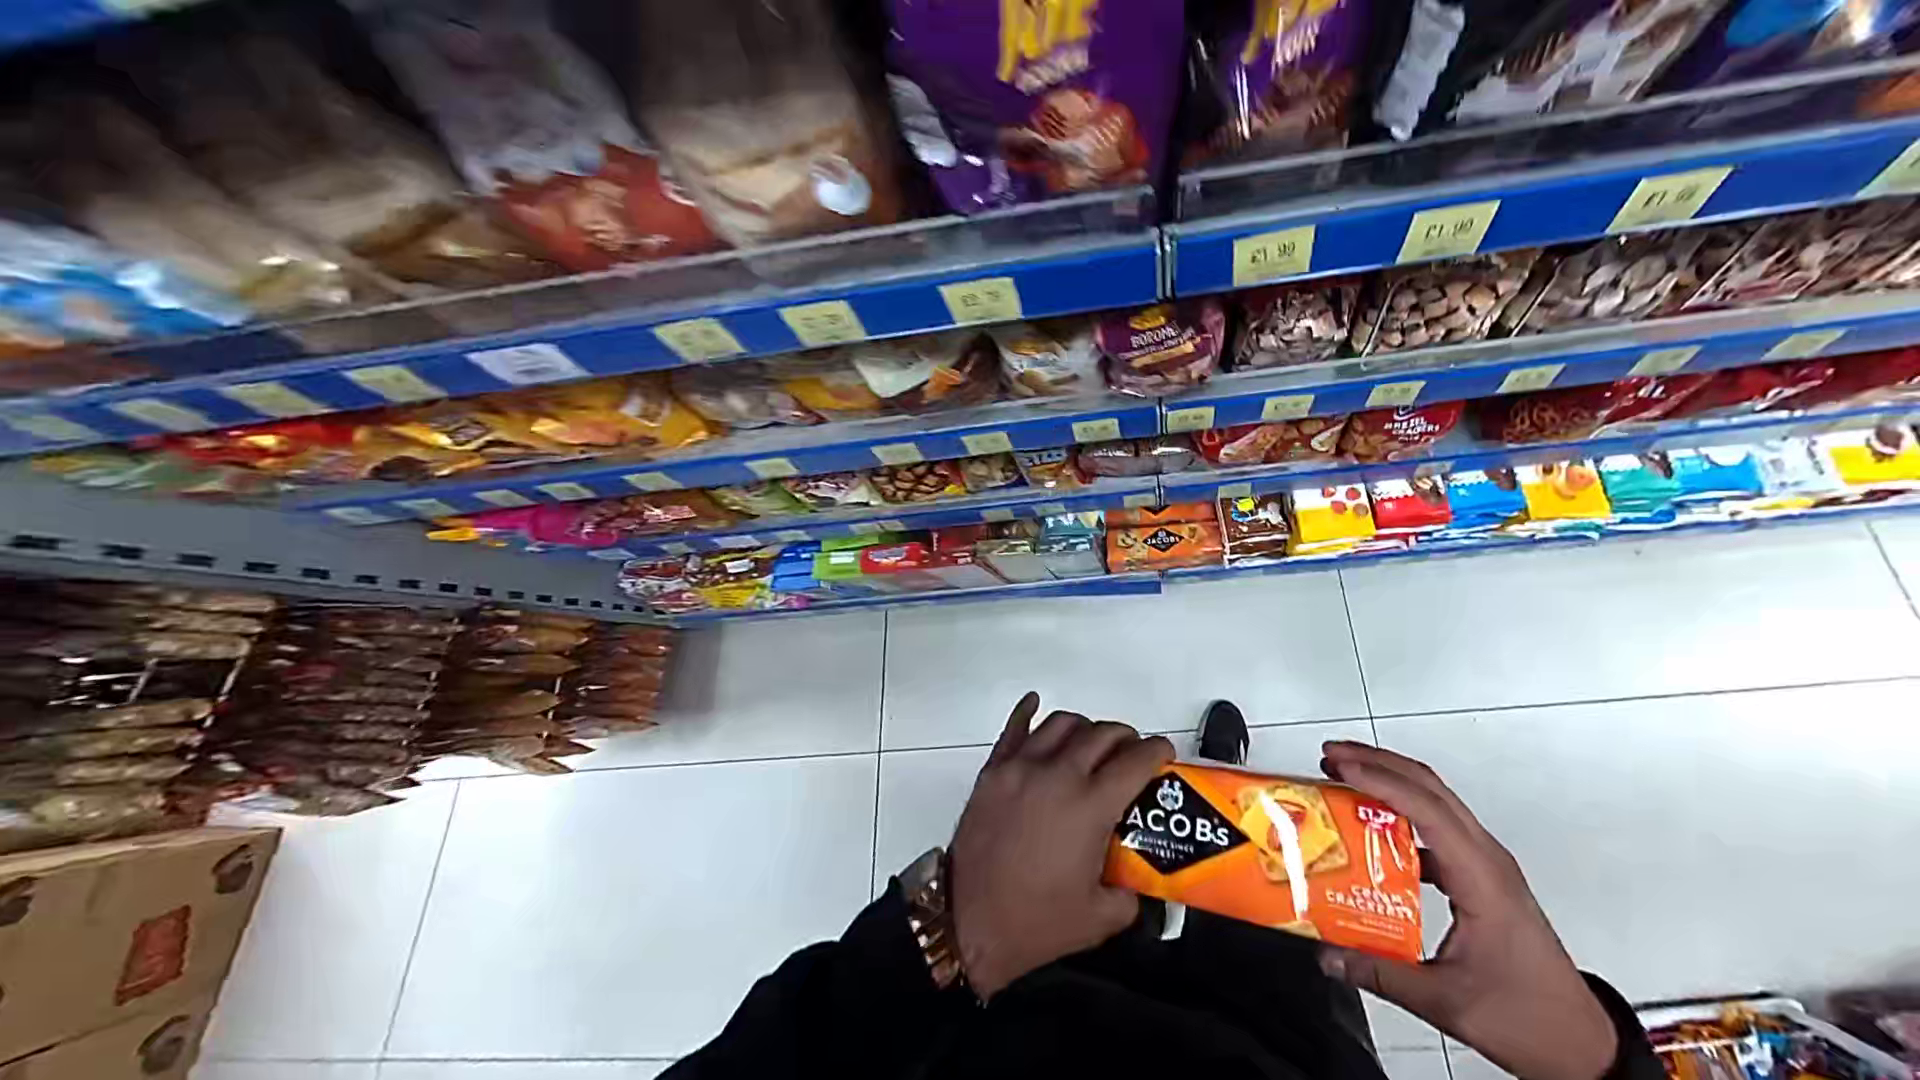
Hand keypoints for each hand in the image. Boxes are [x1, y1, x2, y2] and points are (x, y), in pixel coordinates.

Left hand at [947, 692, 1173, 999]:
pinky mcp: (992, 771)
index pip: (1135, 762)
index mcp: (1090, 806)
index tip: (1163, 754)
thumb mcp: (1100, 918)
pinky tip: (1034, 704)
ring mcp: (1020, 768)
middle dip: (1125, 737)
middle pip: (1101, 734)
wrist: (968, 919)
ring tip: (1092, 741)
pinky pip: (1013, 729)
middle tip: (1132, 752)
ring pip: (1060, 724)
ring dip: (1084, 727)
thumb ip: (1130, 896)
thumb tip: (1137, 885)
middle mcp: (1057, 775)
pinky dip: (1027, 712)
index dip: (1156, 752)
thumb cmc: (1035, 921)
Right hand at [1317, 742, 1616, 1079]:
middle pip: (1431, 787)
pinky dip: (1399, 803)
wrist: (1583, 1045)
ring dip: (1389, 776)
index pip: (1428, 809)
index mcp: (1483, 881)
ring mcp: (1487, 862)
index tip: (1340, 768)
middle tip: (1331, 756)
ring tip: (1343, 772)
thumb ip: (1379, 973)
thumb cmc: (1530, 1020)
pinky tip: (1368, 818)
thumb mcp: (1446, 1002)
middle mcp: (1487, 860)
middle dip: (1377, 762)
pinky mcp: (1480, 872)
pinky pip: (1436, 820)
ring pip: (1435, 797)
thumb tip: (1327, 954)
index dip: (1380, 781)